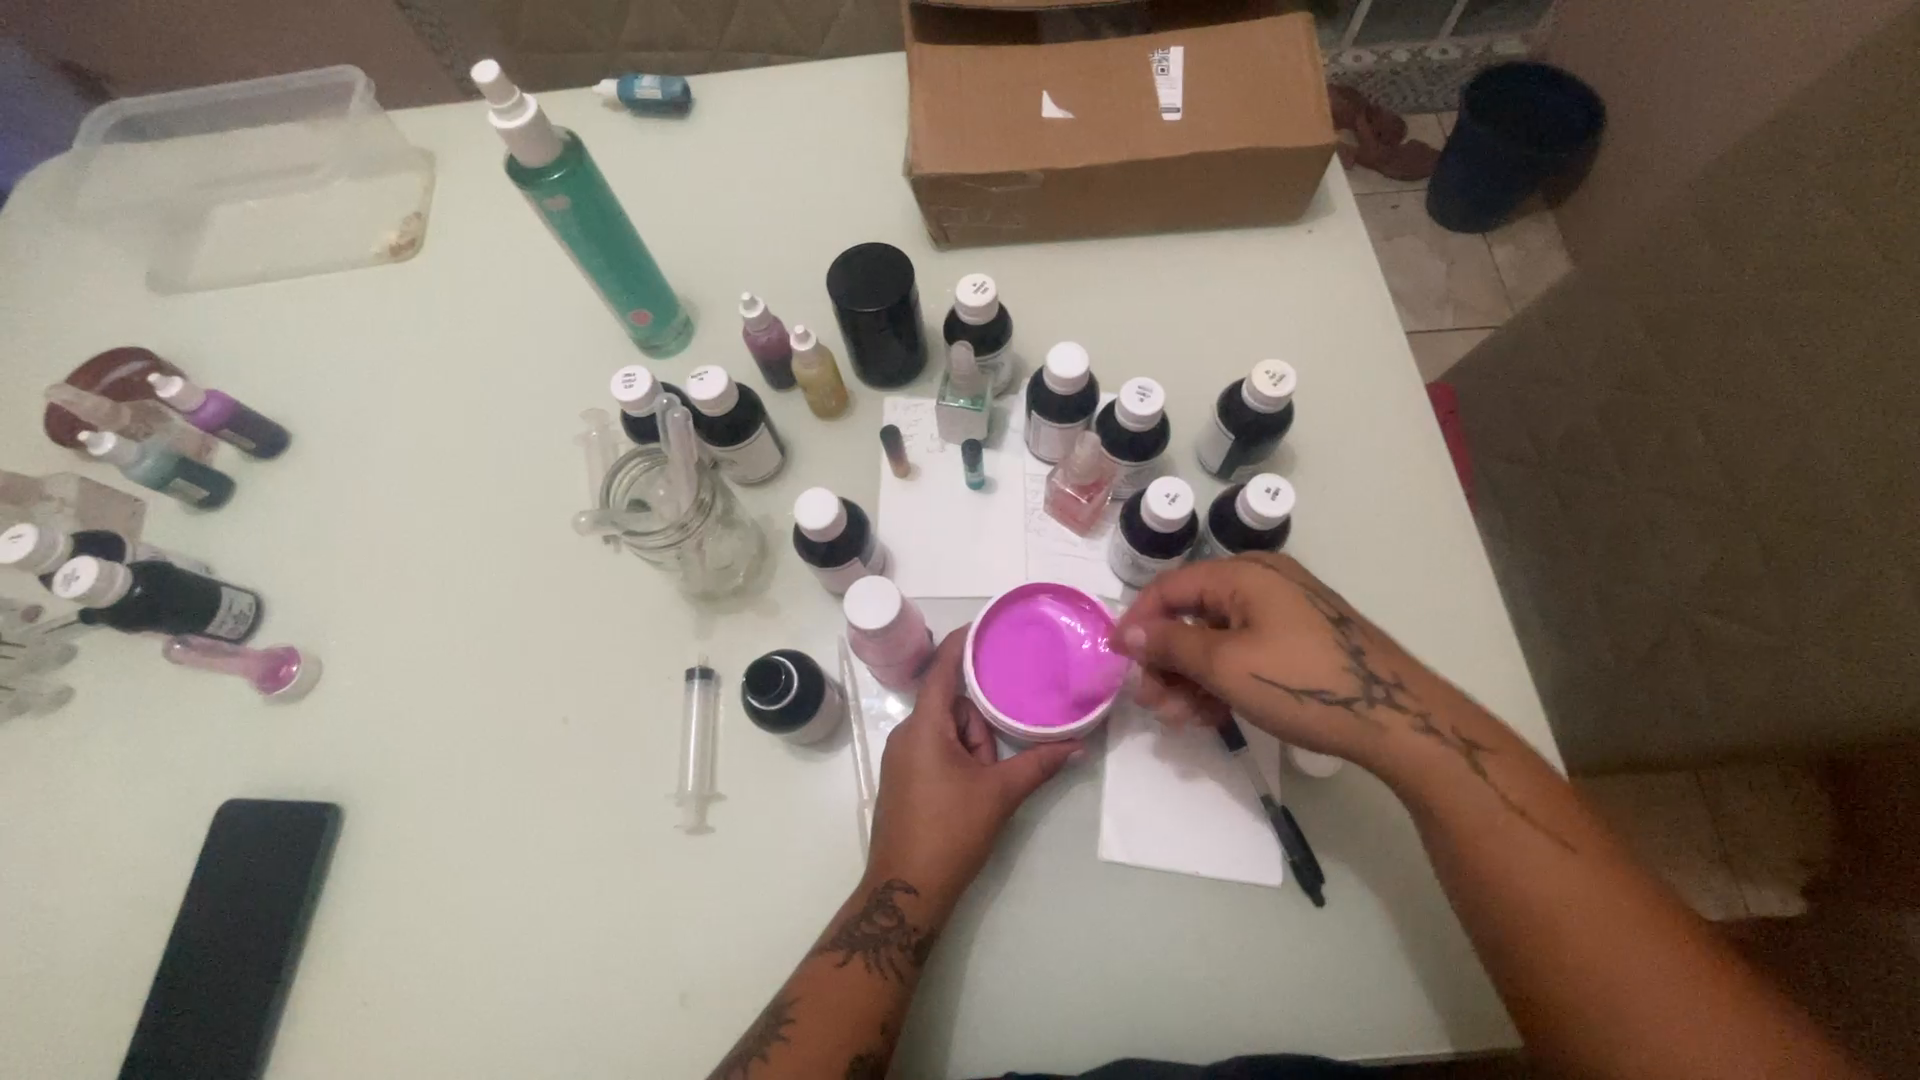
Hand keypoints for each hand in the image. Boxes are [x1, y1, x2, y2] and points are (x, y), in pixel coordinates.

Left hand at [867, 628, 1082, 908]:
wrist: (906, 891)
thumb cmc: (949, 833)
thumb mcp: (1000, 794)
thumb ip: (1039, 764)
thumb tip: (1078, 745)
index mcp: (924, 726)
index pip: (943, 669)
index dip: (963, 643)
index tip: (987, 625)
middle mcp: (907, 734)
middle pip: (953, 706)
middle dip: (982, 727)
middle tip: (997, 761)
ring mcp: (902, 758)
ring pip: (948, 732)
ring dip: (974, 750)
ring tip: (986, 786)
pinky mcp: (904, 779)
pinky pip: (937, 751)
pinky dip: (960, 759)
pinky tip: (977, 785)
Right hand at [1111, 553, 1441, 768]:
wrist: (1397, 719)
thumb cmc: (1304, 682)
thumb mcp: (1226, 666)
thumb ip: (1170, 646)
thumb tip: (1128, 634)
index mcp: (1244, 575)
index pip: (1170, 588)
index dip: (1137, 623)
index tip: (1116, 659)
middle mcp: (1262, 584)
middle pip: (1191, 616)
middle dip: (1166, 661)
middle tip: (1153, 702)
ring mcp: (1283, 614)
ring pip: (1216, 640)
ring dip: (1190, 678)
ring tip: (1180, 718)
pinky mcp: (1299, 642)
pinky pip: (1243, 653)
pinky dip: (1221, 681)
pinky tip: (1210, 716)